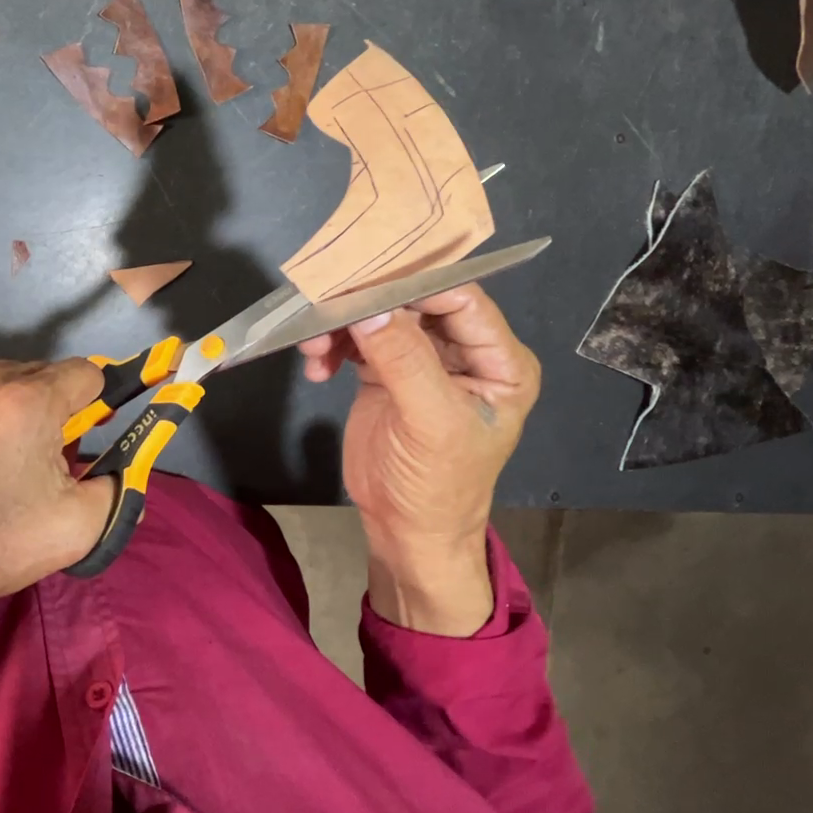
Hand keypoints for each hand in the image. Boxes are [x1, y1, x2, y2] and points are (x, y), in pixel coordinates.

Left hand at [0, 359, 116, 616]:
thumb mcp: (76, 529)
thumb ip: (118, 489)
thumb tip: (121, 471)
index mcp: (32, 401)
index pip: (88, 372)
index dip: (97, 403)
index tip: (88, 435)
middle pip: (43, 374)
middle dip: (55, 407)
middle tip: (44, 458)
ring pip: (1, 382)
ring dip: (13, 408)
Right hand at [299, 284, 540, 634]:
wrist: (405, 533)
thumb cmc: (437, 484)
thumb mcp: (430, 422)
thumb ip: (403, 358)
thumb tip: (367, 305)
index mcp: (499, 360)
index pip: (461, 299)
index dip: (416, 284)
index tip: (365, 279)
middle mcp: (464, 352)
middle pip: (415, 303)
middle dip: (369, 303)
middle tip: (327, 301)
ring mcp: (422, 360)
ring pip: (380, 318)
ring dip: (343, 326)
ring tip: (314, 345)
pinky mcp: (385, 373)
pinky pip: (358, 341)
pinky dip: (333, 346)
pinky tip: (316, 366)